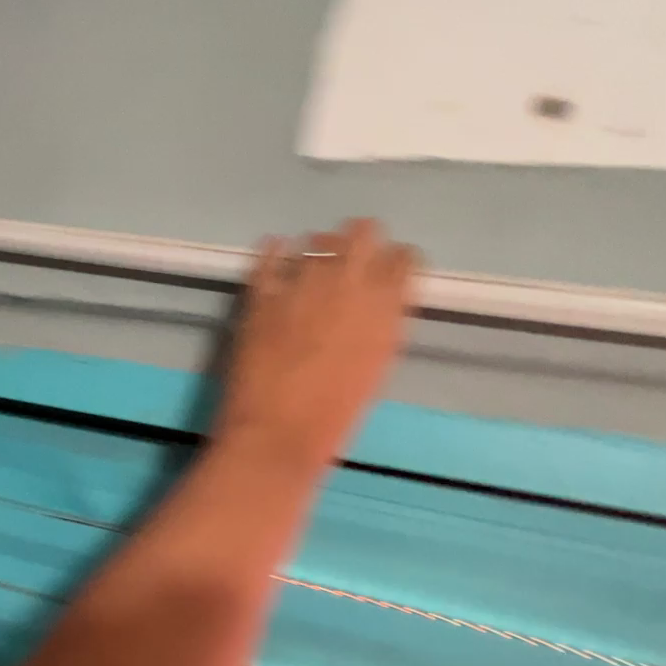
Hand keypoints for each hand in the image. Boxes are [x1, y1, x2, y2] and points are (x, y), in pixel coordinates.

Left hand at [214, 218, 418, 474]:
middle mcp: (350, 281)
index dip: (391, 264)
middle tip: (343, 266)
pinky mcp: (261, 291)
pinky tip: (274, 258)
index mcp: (387, 307)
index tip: (381, 275)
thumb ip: (379, 327)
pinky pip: (269, 253)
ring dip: (316, 251)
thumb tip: (374, 306)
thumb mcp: (375, 368)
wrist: (276, 433)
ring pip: (317, 239)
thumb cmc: (332, 417)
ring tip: (307, 272)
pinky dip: (273, 253)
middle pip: (363, 232)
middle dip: (356, 244)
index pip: (404, 258)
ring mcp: (302, 281)